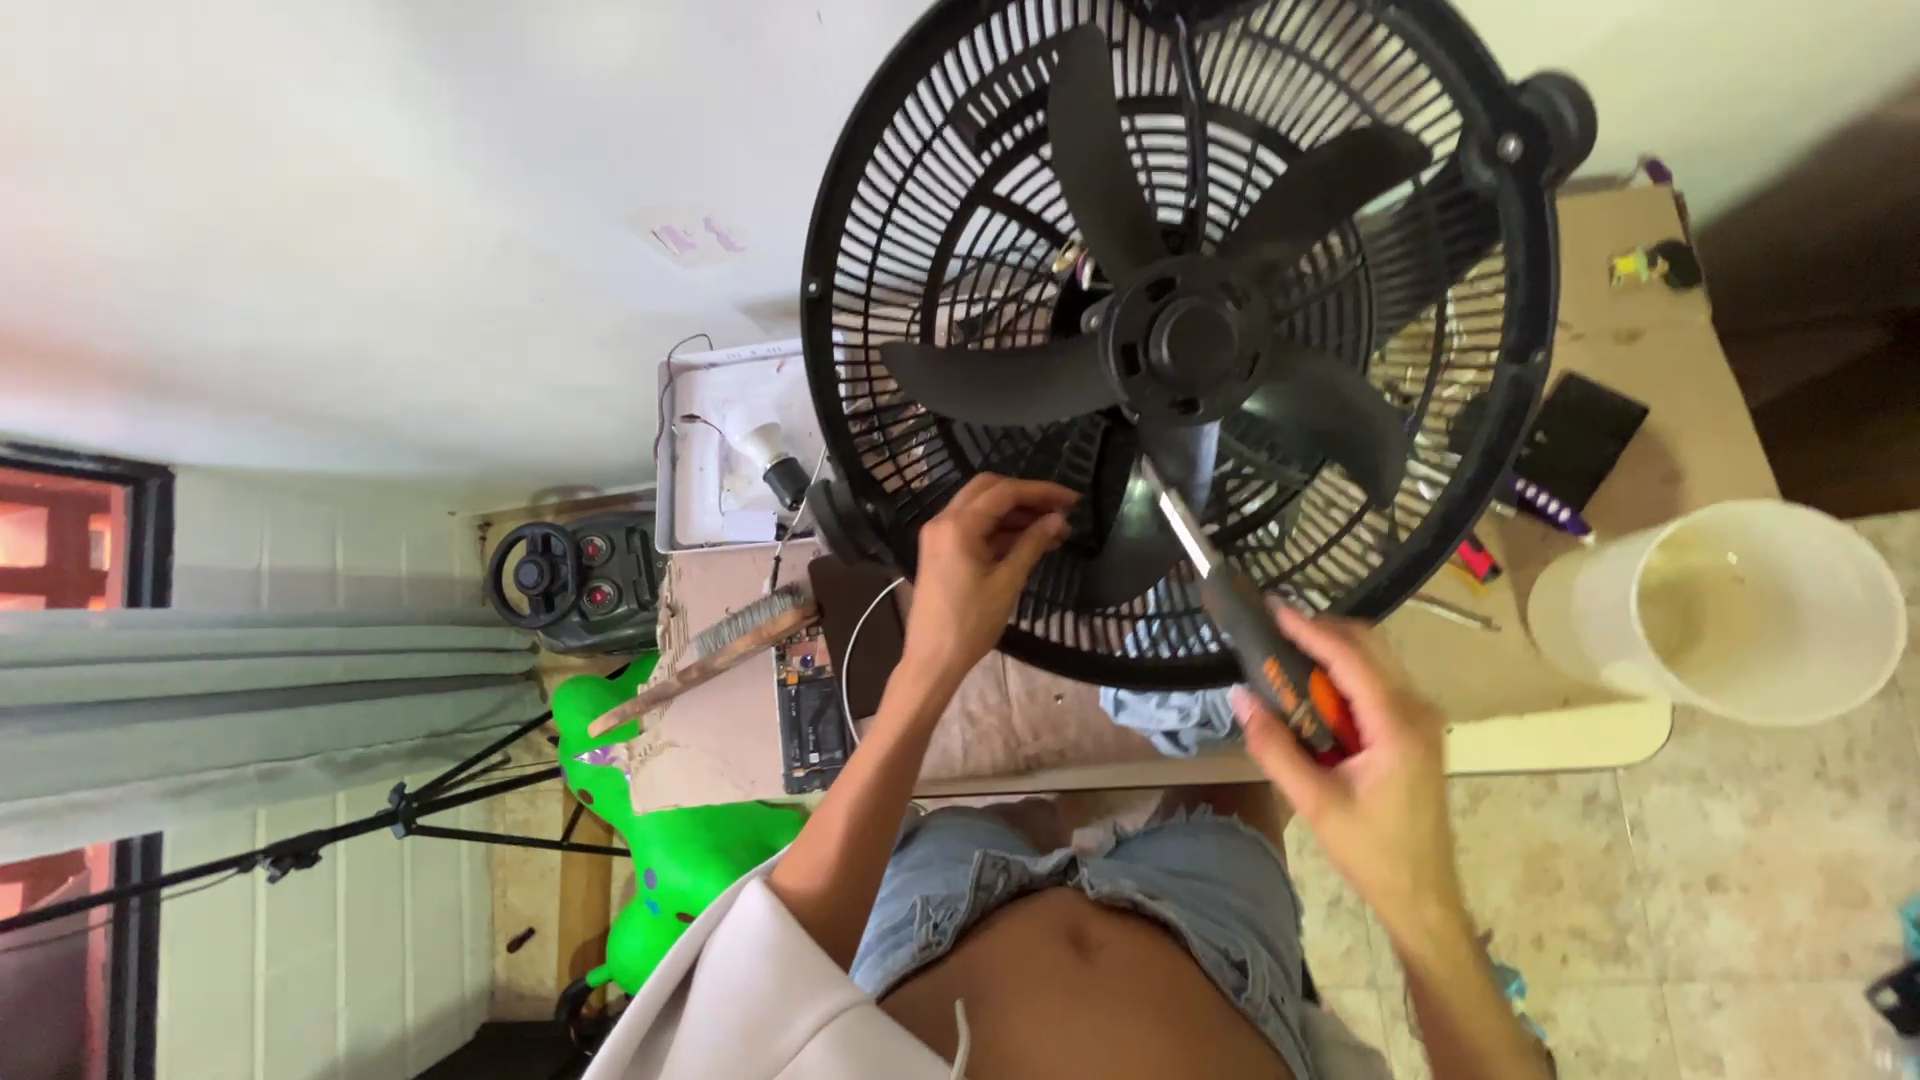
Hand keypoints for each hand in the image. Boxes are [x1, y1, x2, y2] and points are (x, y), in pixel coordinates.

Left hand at [902, 473, 1077, 686]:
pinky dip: (1000, 530)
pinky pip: (973, 528)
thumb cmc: (971, 623)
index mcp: (958, 525)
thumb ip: (1032, 544)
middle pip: (989, 490)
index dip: (1041, 491)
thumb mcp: (1007, 582)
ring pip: (981, 508)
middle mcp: (943, 521)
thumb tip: (1058, 519)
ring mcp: (939, 535)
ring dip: (1015, 514)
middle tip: (1060, 511)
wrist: (932, 659)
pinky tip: (1029, 542)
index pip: (1005, 492)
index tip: (1072, 500)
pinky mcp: (941, 550)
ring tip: (1053, 531)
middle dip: (1027, 496)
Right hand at [1230, 607, 1465, 942]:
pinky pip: (1376, 679)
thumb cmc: (1372, 852)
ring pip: (1375, 657)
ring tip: (1283, 647)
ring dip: (1332, 646)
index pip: (1349, 657)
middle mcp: (1416, 709)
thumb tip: (1239, 697)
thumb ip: (1276, 748)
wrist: (1424, 894)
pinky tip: (1310, 681)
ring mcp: (1421, 717)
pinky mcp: (1414, 728)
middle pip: (1369, 644)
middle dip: (1320, 628)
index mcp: (1397, 725)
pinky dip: (1342, 668)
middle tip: (1272, 625)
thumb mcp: (1315, 803)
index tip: (1271, 607)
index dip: (1308, 628)